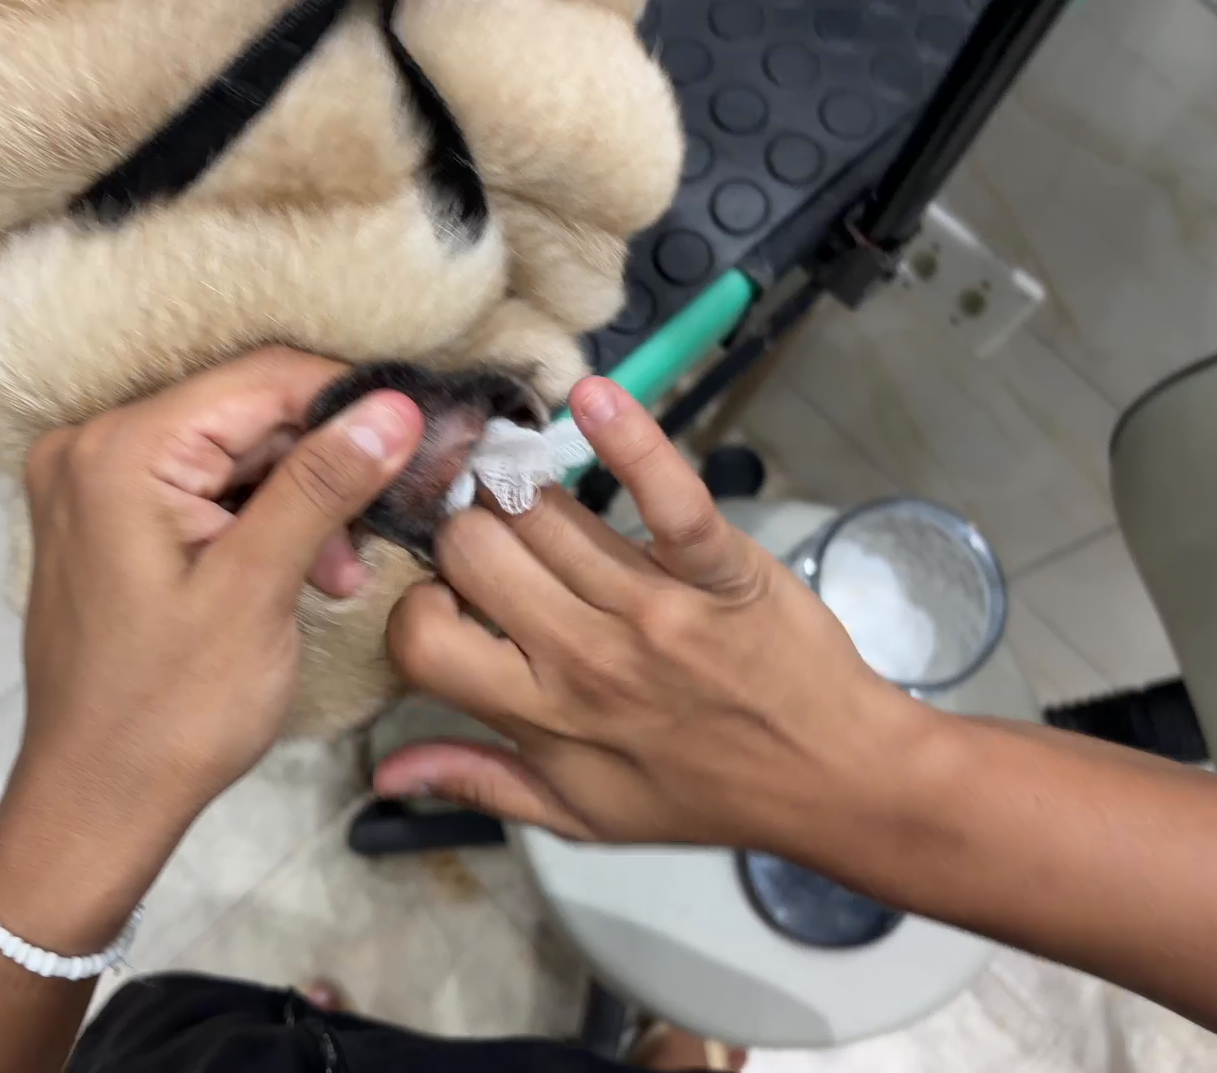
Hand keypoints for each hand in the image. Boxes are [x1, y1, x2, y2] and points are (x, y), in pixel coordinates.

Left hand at [0, 347, 422, 948]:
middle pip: (244, 415)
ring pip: (232, 454)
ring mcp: (95, 482)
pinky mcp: (110, 517)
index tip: (416, 434)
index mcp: (121, 451)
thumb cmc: (174, 709)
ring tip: (338, 568)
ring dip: (297, 500)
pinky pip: (204, 489)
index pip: (259, 380)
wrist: (99, 799)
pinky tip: (298, 569)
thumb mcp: (257, 588)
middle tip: (379, 523)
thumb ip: (322, 485)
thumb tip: (394, 407)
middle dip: (322, 465)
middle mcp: (93, 446)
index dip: (347, 400)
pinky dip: (259, 520)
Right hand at [377, 378, 940, 859]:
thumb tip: (382, 773)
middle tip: (487, 545)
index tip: (449, 609)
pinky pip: (664, 494)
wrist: (835, 782)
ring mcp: (652, 603)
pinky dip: (628, 440)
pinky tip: (591, 399)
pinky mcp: (716, 565)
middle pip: (473, 549)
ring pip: (540, 512)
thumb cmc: (693, 796)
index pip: (424, 638)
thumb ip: (476, 782)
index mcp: (541, 713)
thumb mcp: (576, 816)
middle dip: (460, 536)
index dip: (416, 612)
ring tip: (515, 488)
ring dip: (513, 491)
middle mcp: (582, 653)